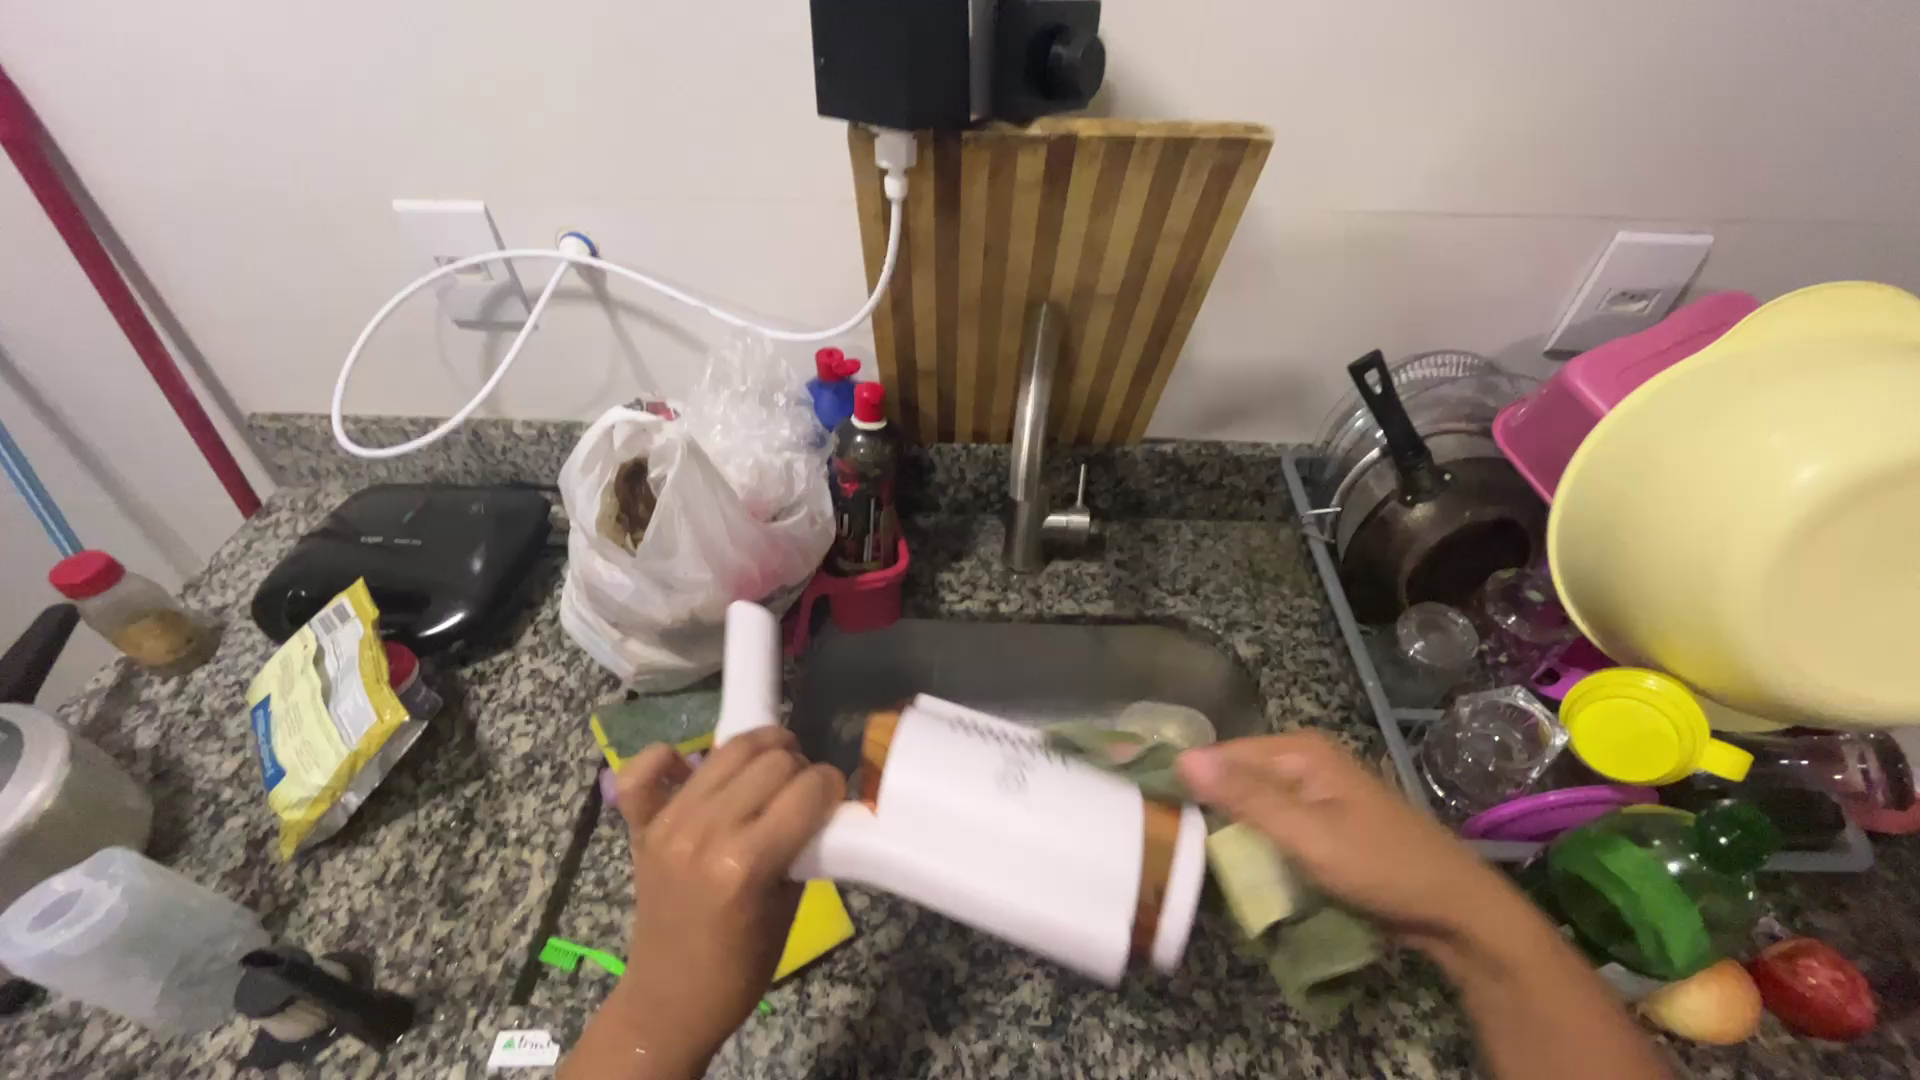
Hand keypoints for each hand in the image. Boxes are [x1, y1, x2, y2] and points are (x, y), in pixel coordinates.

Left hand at [604, 728, 845, 1076]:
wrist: (670, 1001)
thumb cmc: (740, 965)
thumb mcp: (790, 904)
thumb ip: (803, 844)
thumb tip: (819, 800)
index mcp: (746, 863)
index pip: (808, 787)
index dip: (832, 785)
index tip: (834, 798)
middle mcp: (705, 832)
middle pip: (773, 760)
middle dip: (801, 768)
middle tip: (803, 792)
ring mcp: (669, 824)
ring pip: (728, 750)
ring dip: (759, 750)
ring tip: (770, 770)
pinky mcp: (643, 825)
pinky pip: (643, 770)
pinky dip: (667, 758)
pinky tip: (691, 768)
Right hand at [1176, 732, 1516, 949]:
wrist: (1457, 912)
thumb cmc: (1381, 868)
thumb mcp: (1307, 834)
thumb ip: (1245, 796)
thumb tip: (1182, 757)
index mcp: (1299, 750)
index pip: (1220, 755)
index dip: (1186, 779)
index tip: (1150, 808)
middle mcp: (1304, 758)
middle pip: (1234, 774)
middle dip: (1205, 802)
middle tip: (1167, 835)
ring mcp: (1316, 787)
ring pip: (1250, 797)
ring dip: (1227, 821)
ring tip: (1191, 847)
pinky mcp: (1322, 815)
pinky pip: (1271, 816)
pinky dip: (1252, 833)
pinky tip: (1236, 855)